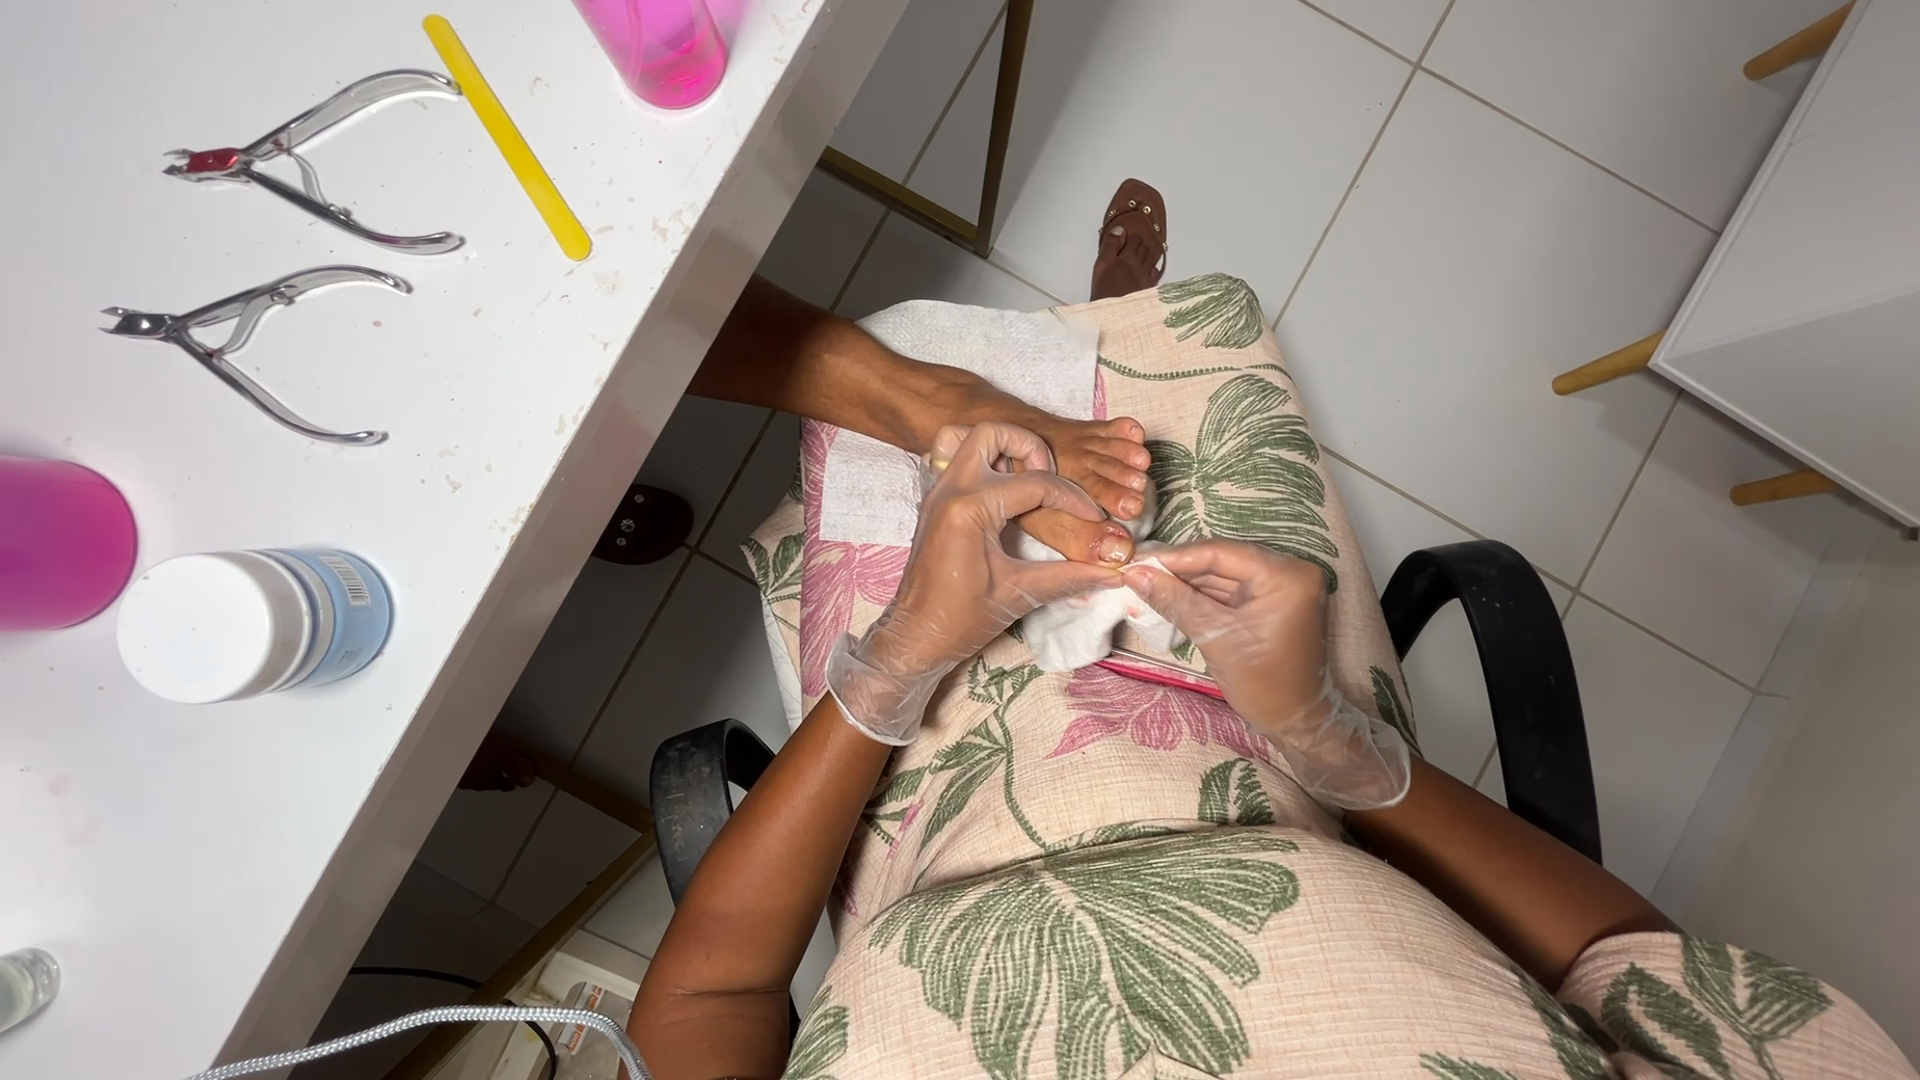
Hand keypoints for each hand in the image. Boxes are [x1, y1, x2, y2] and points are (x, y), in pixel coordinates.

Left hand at [829, 422, 1122, 743]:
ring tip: (1023, 476)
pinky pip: (949, 457)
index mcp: (969, 509)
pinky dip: (976, 459)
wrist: (916, 637)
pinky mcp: (934, 500)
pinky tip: (1000, 490)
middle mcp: (949, 489)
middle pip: (993, 433)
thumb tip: (1115, 569)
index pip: (1035, 482)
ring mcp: (936, 491)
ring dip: (998, 445)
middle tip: (1050, 481)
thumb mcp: (1020, 594)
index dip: (1074, 499)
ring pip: (963, 435)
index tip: (1096, 518)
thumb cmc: (960, 620)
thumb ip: (1070, 575)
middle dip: (1030, 448)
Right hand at [1123, 540, 1409, 809]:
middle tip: (1138, 569)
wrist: (1296, 723)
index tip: (1138, 561)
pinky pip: (1231, 586)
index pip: (1222, 553)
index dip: (1176, 556)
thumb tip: (1134, 574)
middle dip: (1180, 567)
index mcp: (1287, 576)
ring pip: (1224, 571)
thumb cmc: (1263, 684)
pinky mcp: (1273, 598)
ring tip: (1147, 579)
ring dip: (1187, 578)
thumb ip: (1175, 600)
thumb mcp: (1215, 638)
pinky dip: (1202, 591)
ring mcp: (1282, 584)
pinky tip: (1171, 591)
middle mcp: (1290, 570)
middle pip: (1223, 558)